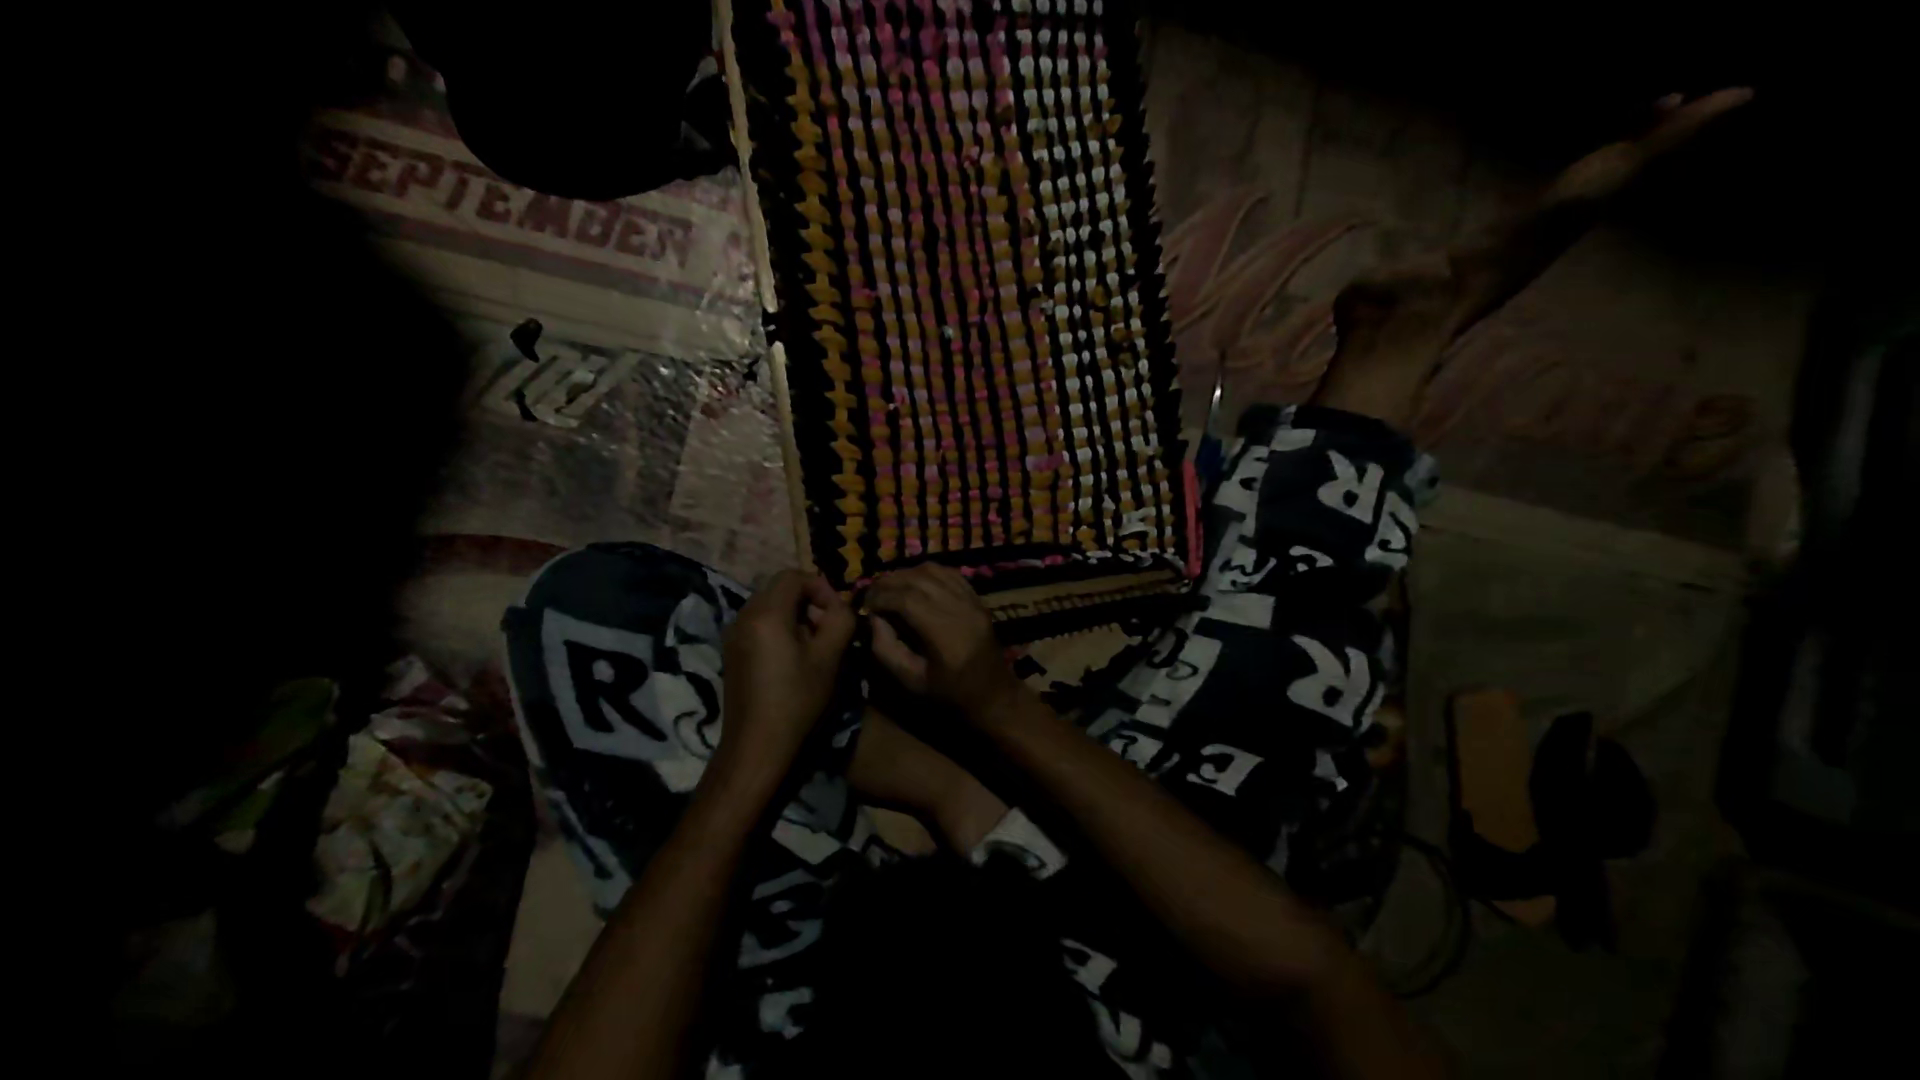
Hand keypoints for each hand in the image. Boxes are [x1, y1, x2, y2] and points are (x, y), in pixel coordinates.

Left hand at [719, 571, 855, 774]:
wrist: (757, 746)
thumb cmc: (797, 700)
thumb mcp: (830, 657)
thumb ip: (841, 620)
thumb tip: (840, 605)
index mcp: (766, 613)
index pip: (793, 576)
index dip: (820, 587)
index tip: (836, 613)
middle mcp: (743, 616)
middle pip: (779, 588)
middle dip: (808, 600)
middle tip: (828, 629)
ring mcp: (733, 635)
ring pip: (769, 606)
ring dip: (795, 615)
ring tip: (814, 645)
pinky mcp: (732, 652)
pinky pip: (759, 624)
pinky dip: (780, 628)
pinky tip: (794, 658)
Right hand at [865, 563, 1023, 720]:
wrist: (993, 693)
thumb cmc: (950, 693)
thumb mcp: (911, 680)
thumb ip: (887, 649)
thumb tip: (874, 618)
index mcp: (945, 633)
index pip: (907, 600)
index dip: (882, 597)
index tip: (866, 604)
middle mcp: (960, 609)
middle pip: (918, 579)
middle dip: (889, 582)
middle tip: (872, 593)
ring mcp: (971, 601)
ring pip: (933, 571)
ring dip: (906, 574)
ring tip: (890, 587)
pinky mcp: (977, 599)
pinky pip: (949, 573)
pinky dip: (927, 573)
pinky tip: (914, 583)